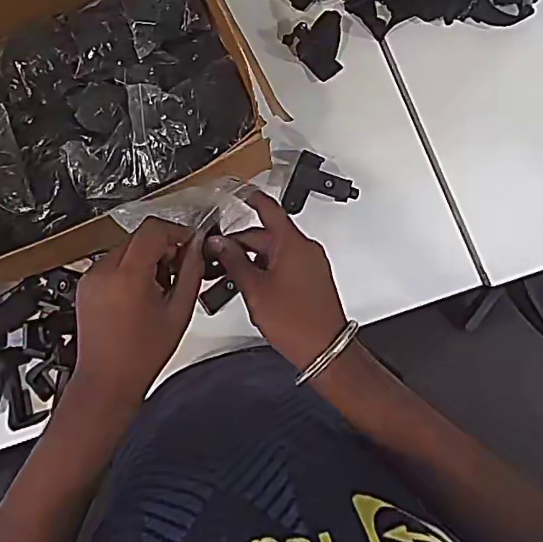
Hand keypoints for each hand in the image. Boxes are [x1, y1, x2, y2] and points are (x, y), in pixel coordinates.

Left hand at [71, 218, 202, 406]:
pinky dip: (131, 269)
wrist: (106, 382)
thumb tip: (197, 247)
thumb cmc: (139, 356)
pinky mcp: (87, 285)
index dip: (176, 232)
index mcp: (128, 276)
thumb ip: (191, 271)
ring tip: (159, 287)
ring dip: (147, 258)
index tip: (188, 243)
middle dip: (163, 247)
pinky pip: (114, 262)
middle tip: (178, 268)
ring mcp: (92, 278)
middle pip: (141, 236)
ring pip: (128, 247)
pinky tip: (141, 293)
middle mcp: (104, 272)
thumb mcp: (178, 311)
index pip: (153, 229)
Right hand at [206, 190, 349, 369]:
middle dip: (241, 243)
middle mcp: (305, 249)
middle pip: (267, 234)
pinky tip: (251, 285)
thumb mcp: (255, 289)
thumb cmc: (298, 322)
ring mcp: (310, 263)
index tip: (240, 192)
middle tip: (218, 254)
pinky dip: (266, 268)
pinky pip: (285, 263)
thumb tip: (221, 245)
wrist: (324, 349)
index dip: (251, 198)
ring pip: (275, 251)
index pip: (269, 209)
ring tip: (230, 275)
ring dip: (252, 259)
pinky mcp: (312, 278)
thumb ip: (234, 261)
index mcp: (293, 243)